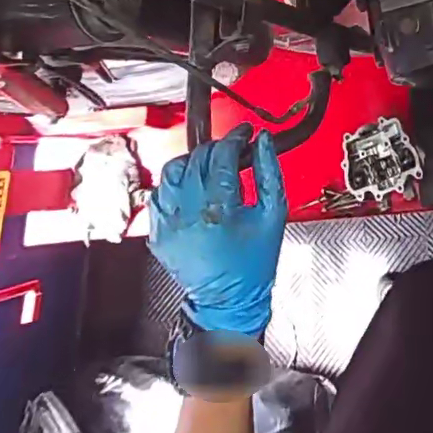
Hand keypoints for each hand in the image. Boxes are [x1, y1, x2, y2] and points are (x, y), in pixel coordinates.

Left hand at [149, 124, 286, 337]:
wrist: (230, 300)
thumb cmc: (255, 260)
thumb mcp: (275, 212)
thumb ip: (269, 171)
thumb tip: (264, 141)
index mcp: (219, 208)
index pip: (222, 155)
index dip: (236, 138)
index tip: (246, 133)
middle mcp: (188, 214)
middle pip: (196, 159)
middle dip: (217, 148)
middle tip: (233, 150)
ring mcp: (168, 225)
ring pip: (171, 172)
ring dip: (192, 162)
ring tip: (210, 166)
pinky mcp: (157, 235)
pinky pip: (159, 195)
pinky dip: (175, 184)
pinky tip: (192, 186)